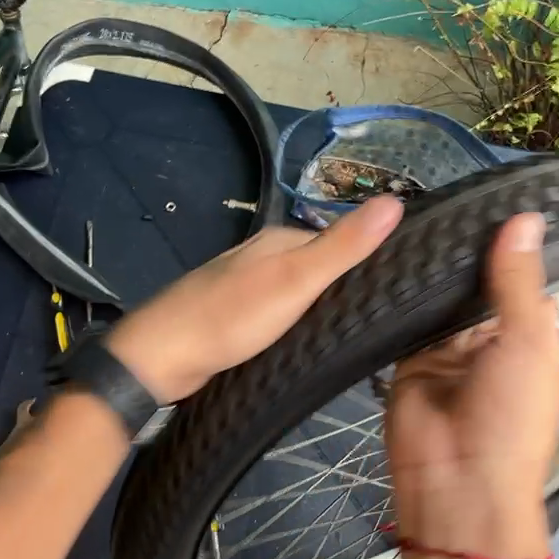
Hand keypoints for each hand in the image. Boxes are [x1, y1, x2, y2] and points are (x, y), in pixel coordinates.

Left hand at [107, 197, 403, 403]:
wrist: (162, 356)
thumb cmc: (232, 317)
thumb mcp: (297, 280)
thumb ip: (342, 246)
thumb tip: (394, 201)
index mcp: (278, 241)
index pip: (337, 241)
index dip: (366, 260)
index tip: (396, 286)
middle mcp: (258, 257)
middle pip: (314, 267)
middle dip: (340, 287)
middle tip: (373, 317)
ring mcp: (240, 288)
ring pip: (292, 293)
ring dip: (314, 309)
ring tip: (343, 334)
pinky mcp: (228, 318)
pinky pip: (272, 316)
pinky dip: (289, 326)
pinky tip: (298, 344)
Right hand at [386, 214, 558, 558]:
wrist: (456, 480)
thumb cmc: (512, 416)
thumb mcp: (528, 343)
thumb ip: (517, 282)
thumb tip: (527, 219)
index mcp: (529, 338)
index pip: (518, 281)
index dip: (507, 246)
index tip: (490, 198)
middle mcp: (487, 341)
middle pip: (474, 288)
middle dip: (462, 256)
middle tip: (440, 199)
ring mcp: (444, 351)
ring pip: (437, 301)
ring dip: (429, 275)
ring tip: (412, 217)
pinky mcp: (406, 361)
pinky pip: (402, 323)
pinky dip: (397, 299)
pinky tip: (388, 259)